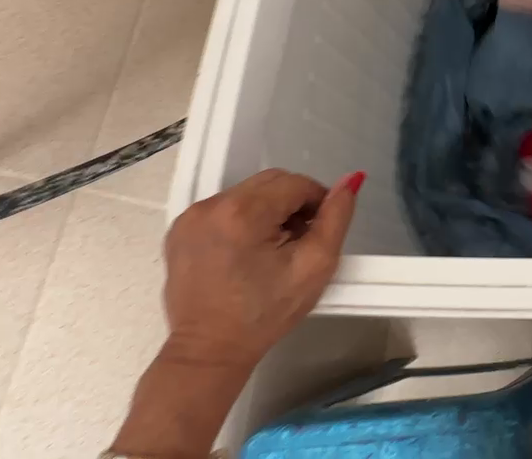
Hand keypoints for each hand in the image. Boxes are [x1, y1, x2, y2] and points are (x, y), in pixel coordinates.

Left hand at [160, 168, 362, 370]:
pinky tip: (247, 250)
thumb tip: (351, 179)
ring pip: (249, 192)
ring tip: (271, 248)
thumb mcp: (315, 265)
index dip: (316, 203)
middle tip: (296, 241)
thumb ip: (337, 217)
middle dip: (292, 204)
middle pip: (271, 182)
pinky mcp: (179, 230)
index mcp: (243, 213)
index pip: (297, 183)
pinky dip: (243, 219)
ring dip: (268, 210)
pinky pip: (226, 206)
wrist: (209, 352)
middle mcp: (212, 207)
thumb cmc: (264, 314)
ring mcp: (191, 218)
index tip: (316, 233)